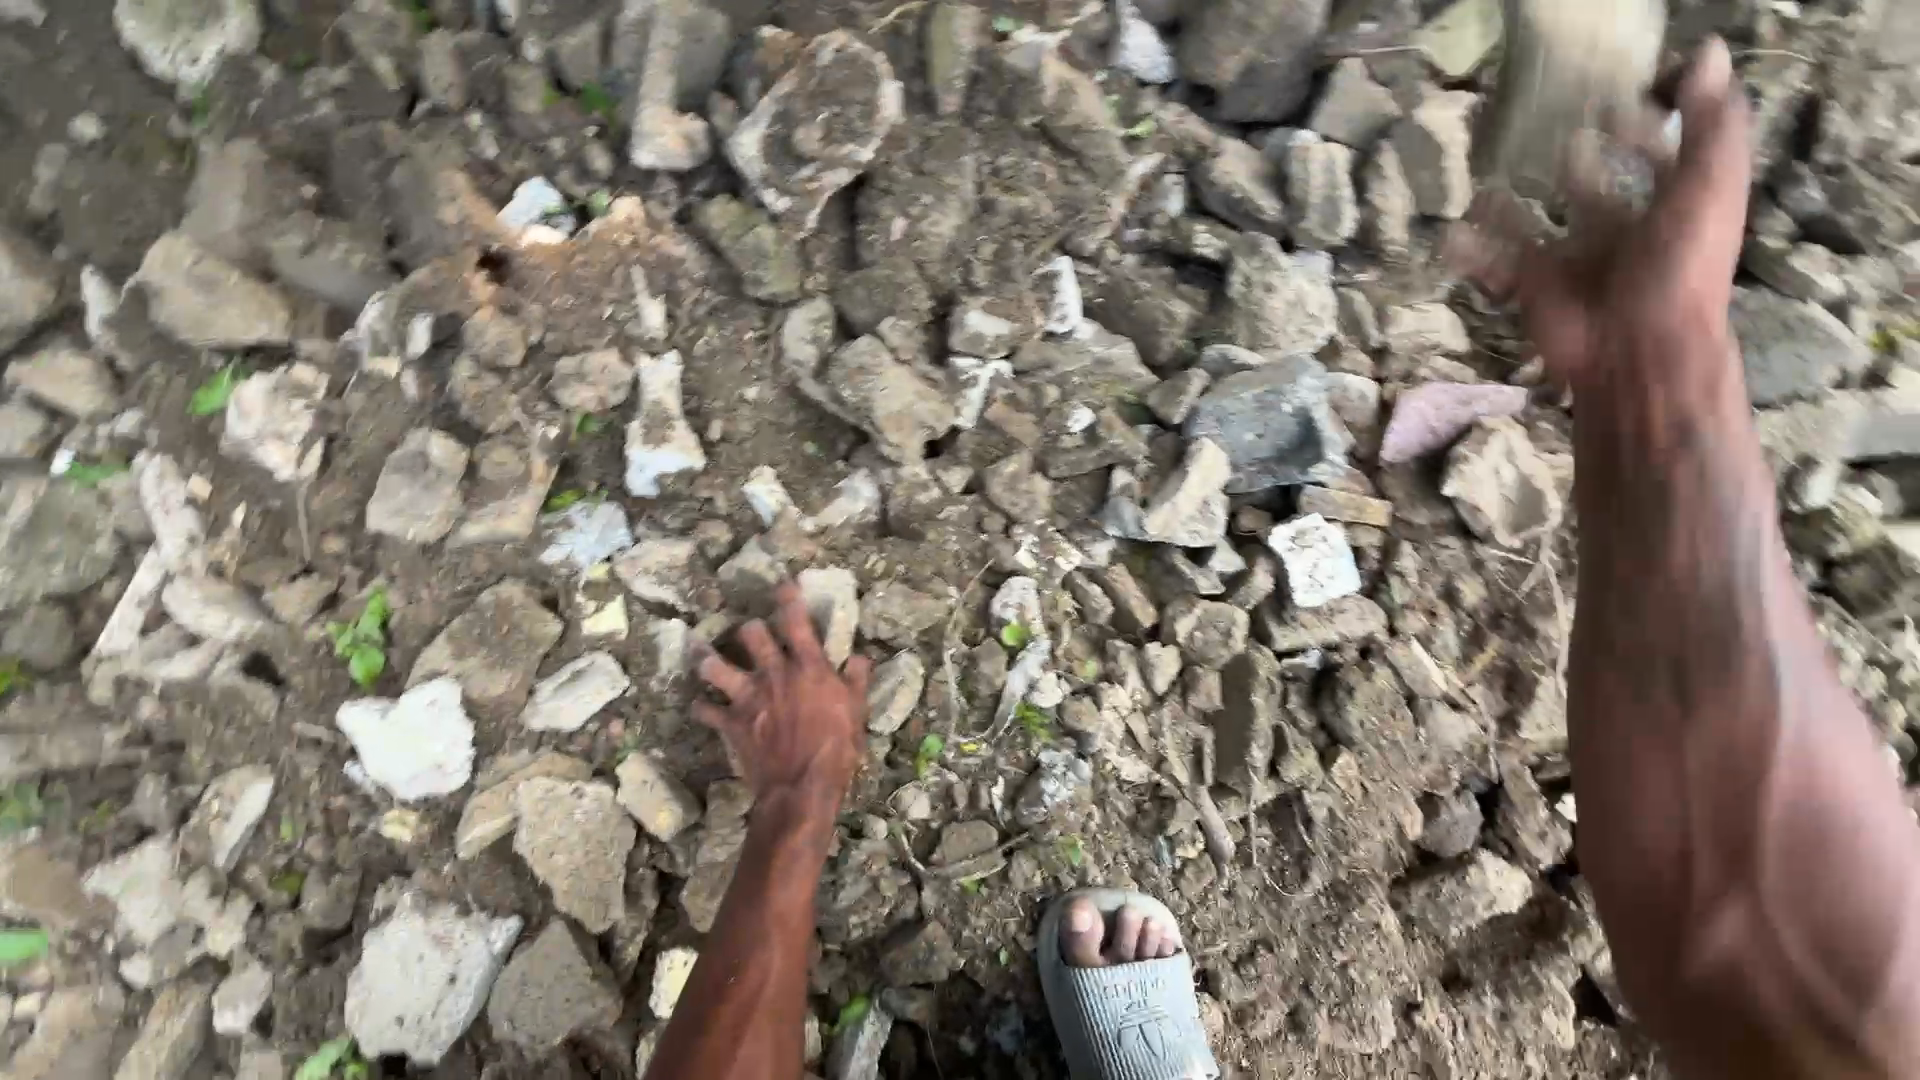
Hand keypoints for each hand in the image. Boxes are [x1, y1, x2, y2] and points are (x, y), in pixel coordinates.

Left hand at [695, 582, 872, 807]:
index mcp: (808, 667)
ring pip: (716, 666)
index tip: (782, 585)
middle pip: (751, 634)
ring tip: (704, 655)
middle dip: (750, 629)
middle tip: (750, 632)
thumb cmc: (836, 748)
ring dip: (709, 661)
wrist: (801, 787)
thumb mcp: (858, 711)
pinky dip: (702, 708)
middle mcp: (774, 673)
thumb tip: (860, 657)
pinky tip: (700, 707)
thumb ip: (856, 680)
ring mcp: (748, 697)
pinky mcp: (730, 723)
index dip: (788, 598)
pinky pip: (706, 710)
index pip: (796, 621)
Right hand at [1449, 38, 1751, 390]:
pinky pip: (1496, 265)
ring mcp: (1572, 262)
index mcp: (1668, 207)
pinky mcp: (1534, 288)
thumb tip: (1705, 54)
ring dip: (1508, 209)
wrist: (1636, 348)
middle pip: (1592, 190)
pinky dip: (1471, 253)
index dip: (1644, 126)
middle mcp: (1619, 232)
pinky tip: (1450, 234)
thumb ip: (1710, 123)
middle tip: (1545, 133)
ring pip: (1534, 227)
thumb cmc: (1679, 267)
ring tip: (1482, 185)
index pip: (1659, 156)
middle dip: (1572, 165)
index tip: (1618, 99)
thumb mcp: (1710, 184)